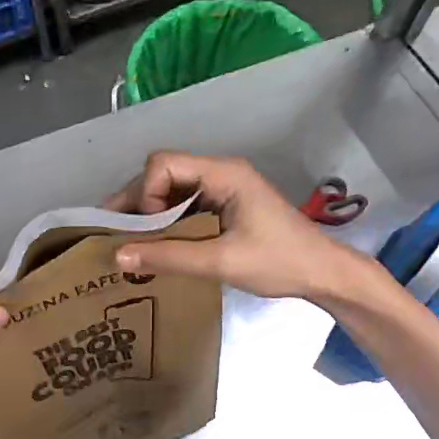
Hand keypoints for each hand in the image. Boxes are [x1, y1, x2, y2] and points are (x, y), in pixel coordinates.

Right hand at [105, 151, 369, 302]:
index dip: (146, 193)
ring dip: (149, 215)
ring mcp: (222, 189)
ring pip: (171, 191)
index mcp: (223, 173)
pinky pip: (184, 206)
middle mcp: (219, 173)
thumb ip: (170, 257)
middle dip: (138, 204)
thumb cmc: (279, 262)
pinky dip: (165, 223)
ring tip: (128, 243)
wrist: (323, 273)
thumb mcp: (222, 262)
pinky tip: (154, 246)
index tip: (145, 229)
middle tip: (115, 236)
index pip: (164, 164)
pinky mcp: (223, 207)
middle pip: (163, 174)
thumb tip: (118, 256)